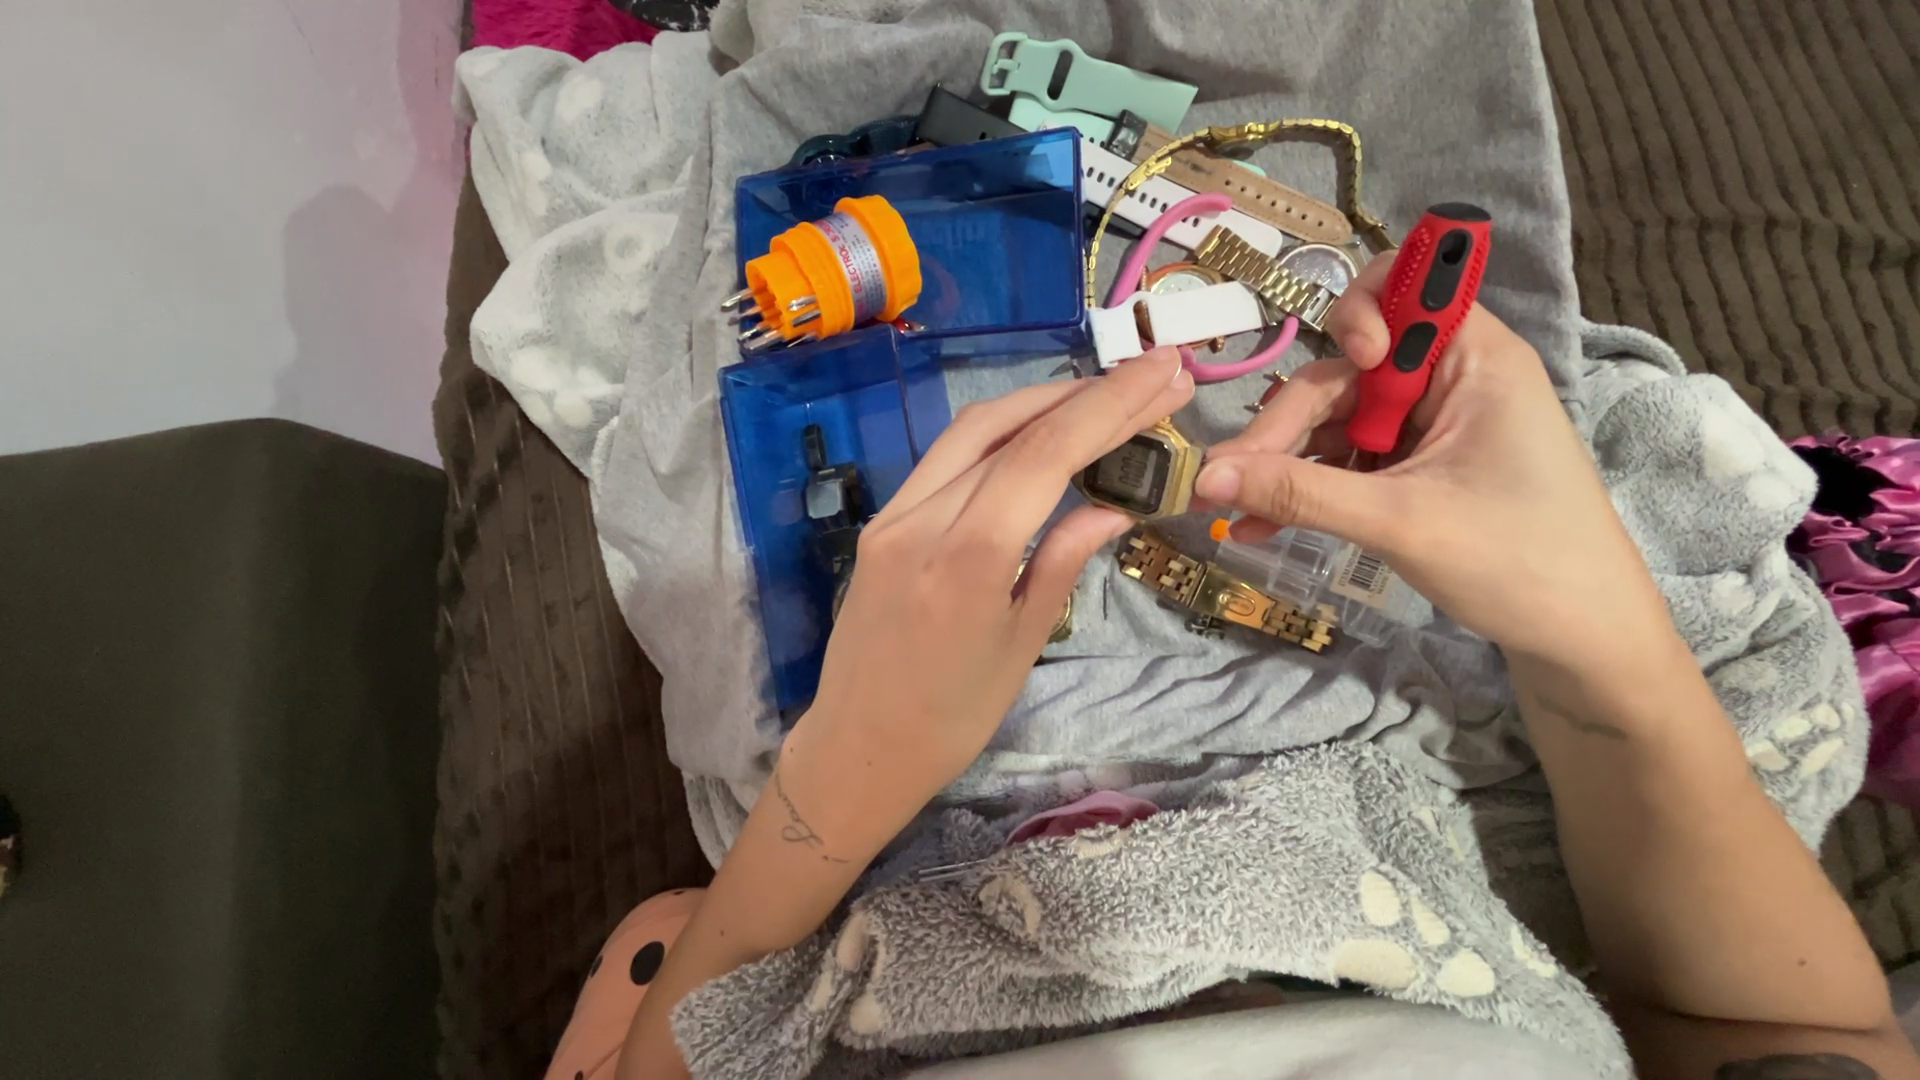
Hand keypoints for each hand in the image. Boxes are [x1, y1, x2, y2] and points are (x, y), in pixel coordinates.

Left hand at [802, 348, 1193, 801]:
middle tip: (1148, 377)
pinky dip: (998, 432)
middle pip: (1008, 427)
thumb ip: (1061, 563)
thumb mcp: (1021, 646)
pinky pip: (944, 459)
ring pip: (970, 431)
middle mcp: (922, 520)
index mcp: (967, 558)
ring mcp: (893, 515)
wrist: (857, 745)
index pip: (1043, 454)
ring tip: (1102, 395)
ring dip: (1039, 402)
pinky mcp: (881, 521)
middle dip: (1084, 394)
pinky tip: (1037, 432)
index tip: (1164, 374)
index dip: (1109, 406)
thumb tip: (1109, 507)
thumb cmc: (951, 718)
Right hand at [1195, 256, 1676, 672]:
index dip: (1362, 312)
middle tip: (1223, 482)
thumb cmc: (1517, 562)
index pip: (1406, 289)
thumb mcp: (1399, 521)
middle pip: (1340, 376)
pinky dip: (1299, 491)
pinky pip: (1337, 464)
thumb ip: (1298, 493)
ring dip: (1278, 467)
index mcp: (1471, 362)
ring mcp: (1420, 429)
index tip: (1347, 362)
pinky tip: (1259, 527)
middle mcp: (1442, 382)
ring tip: (1229, 511)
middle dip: (1282, 427)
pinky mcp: (1405, 470)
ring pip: (1328, 424)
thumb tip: (1204, 476)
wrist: (1577, 637)